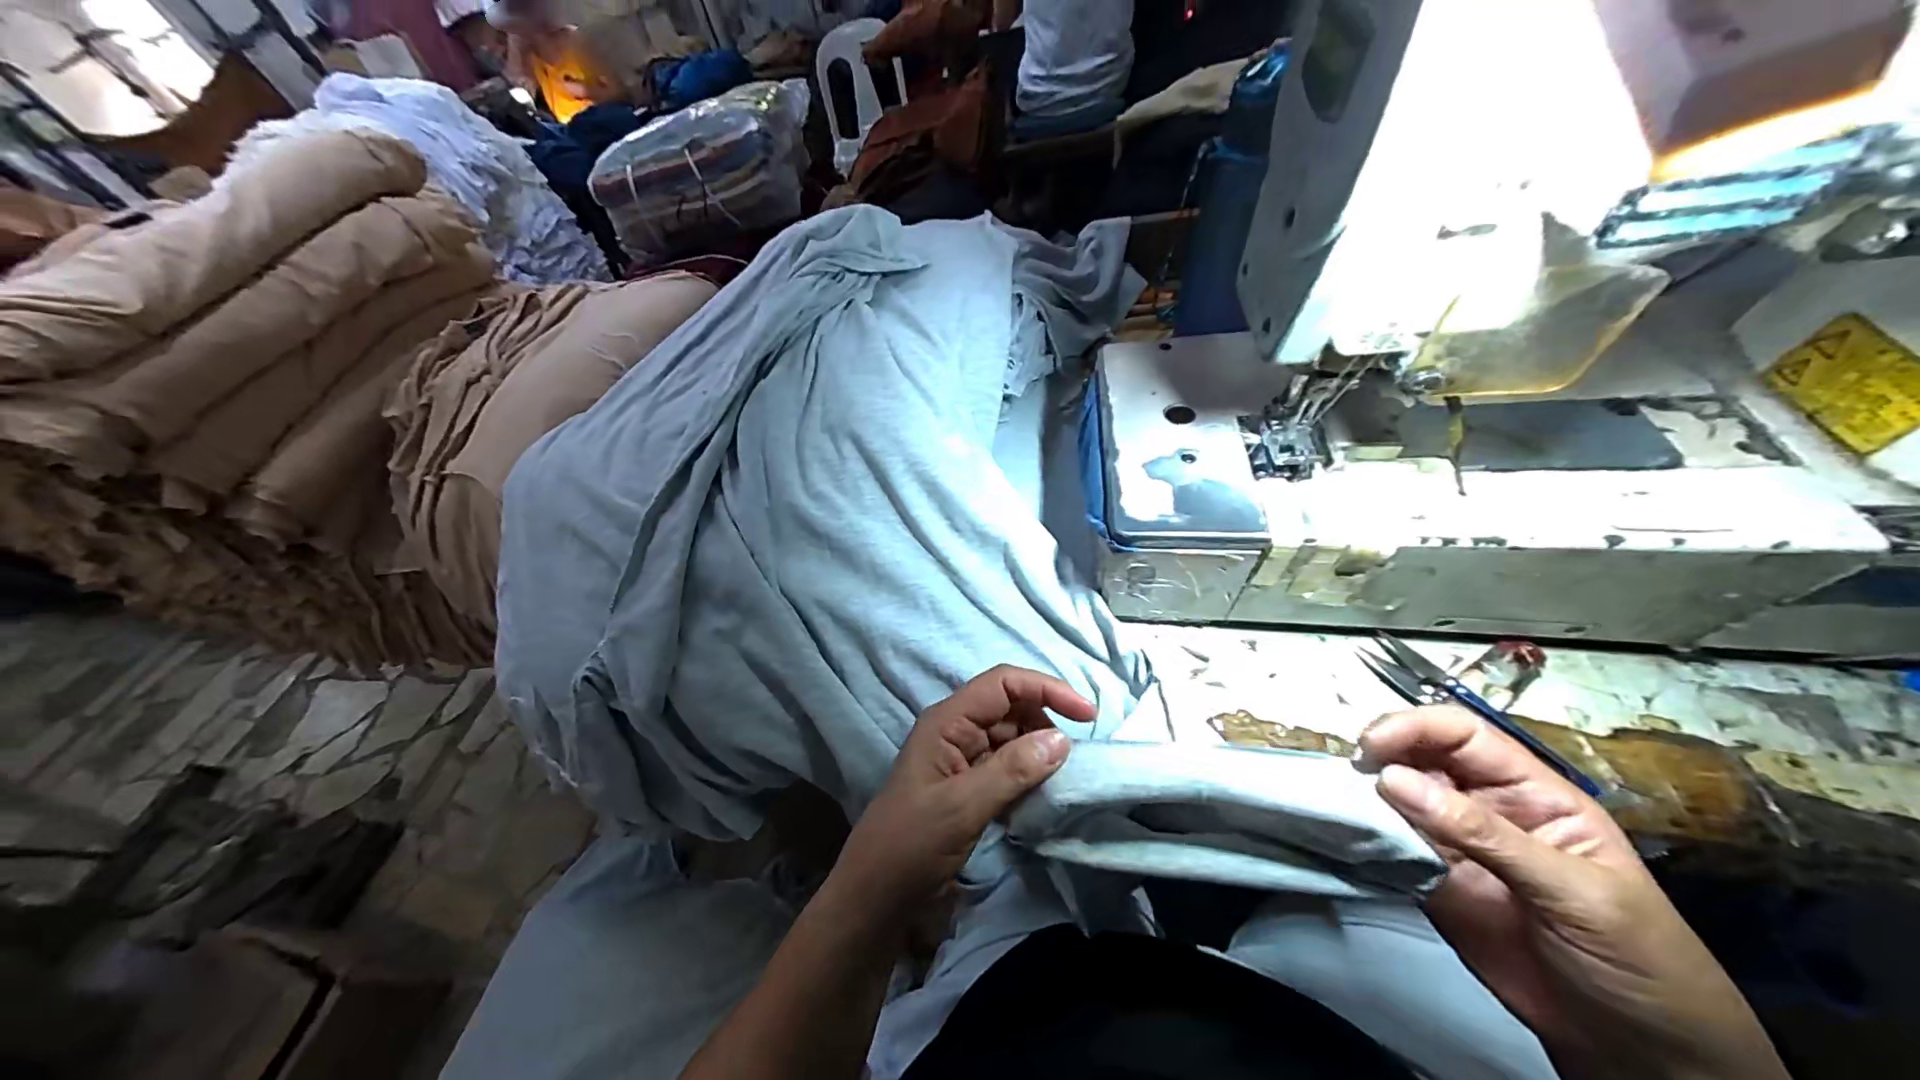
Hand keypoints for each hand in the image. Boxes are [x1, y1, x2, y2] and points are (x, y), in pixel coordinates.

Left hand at [830, 665, 1090, 926]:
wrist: (875, 898)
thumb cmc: (911, 845)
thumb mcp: (963, 806)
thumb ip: (1013, 769)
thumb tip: (1062, 739)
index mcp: (947, 721)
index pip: (1003, 684)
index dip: (1046, 688)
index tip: (1087, 715)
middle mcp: (955, 731)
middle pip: (1010, 707)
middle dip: (1045, 722)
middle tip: (1075, 758)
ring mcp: (960, 759)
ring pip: (1011, 738)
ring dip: (1039, 752)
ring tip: (1062, 780)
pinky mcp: (967, 787)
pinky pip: (1006, 767)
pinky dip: (1028, 776)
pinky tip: (1041, 797)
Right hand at [1359, 706, 1787, 1079]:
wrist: (1640, 1052)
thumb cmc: (1641, 960)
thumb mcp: (1576, 891)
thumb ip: (1485, 835)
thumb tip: (1393, 779)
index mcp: (1532, 793)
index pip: (1465, 736)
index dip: (1417, 727)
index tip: (1374, 744)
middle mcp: (1486, 807)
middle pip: (1422, 756)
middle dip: (1383, 752)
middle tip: (1350, 769)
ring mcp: (1454, 845)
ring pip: (1398, 797)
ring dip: (1367, 793)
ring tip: (1342, 799)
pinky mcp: (1430, 881)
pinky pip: (1390, 844)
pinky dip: (1366, 834)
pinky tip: (1350, 832)